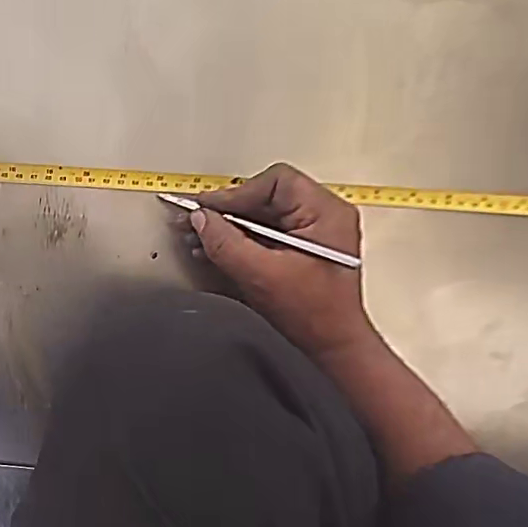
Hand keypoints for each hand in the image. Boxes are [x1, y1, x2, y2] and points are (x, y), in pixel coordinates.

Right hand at [188, 163, 376, 358]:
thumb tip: (201, 218)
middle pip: (265, 197)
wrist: (331, 344)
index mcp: (325, 213)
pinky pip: (263, 233)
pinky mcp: (298, 248)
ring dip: (228, 225)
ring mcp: (310, 232)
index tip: (205, 209)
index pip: (275, 182)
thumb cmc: (313, 314)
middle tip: (196, 221)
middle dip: (227, 210)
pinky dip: (238, 239)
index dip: (235, 194)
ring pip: (261, 215)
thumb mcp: (261, 275)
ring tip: (199, 238)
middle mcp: (322, 216)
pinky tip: (215, 249)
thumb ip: (226, 244)